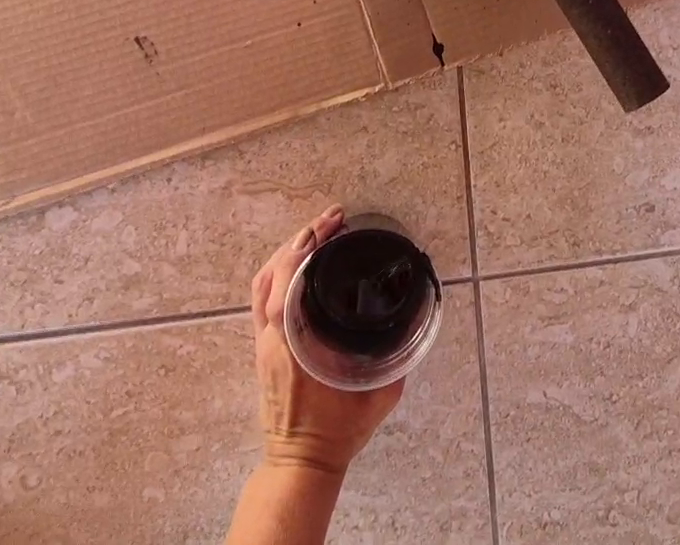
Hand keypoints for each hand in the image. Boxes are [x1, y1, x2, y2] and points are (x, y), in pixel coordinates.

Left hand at [249, 205, 404, 474]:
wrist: (301, 462)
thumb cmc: (338, 431)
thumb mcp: (379, 394)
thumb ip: (398, 357)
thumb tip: (418, 317)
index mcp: (293, 346)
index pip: (286, 286)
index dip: (304, 249)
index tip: (331, 226)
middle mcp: (272, 339)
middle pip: (272, 275)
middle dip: (302, 238)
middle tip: (333, 218)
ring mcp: (263, 342)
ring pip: (262, 283)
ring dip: (288, 251)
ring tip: (318, 230)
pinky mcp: (263, 347)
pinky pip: (261, 298)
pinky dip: (278, 270)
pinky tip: (298, 258)